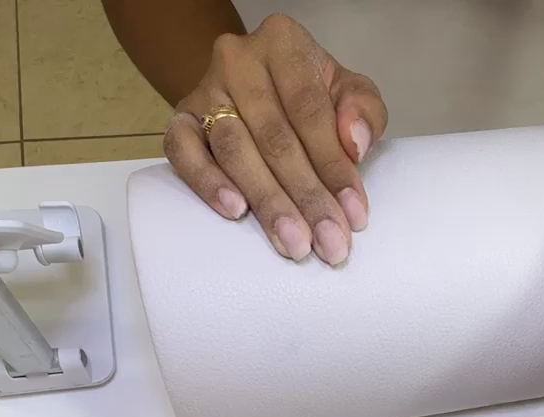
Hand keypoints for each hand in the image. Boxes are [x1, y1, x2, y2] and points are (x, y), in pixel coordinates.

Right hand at [162, 14, 385, 264]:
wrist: (259, 90)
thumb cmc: (311, 98)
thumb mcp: (348, 93)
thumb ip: (363, 111)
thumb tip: (355, 142)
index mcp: (284, 45)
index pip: (310, 111)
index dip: (334, 167)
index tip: (355, 217)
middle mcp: (238, 61)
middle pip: (275, 138)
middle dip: (307, 198)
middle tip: (329, 246)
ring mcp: (204, 91)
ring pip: (235, 151)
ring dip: (268, 203)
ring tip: (293, 244)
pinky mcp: (180, 121)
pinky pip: (183, 152)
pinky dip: (207, 182)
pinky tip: (235, 212)